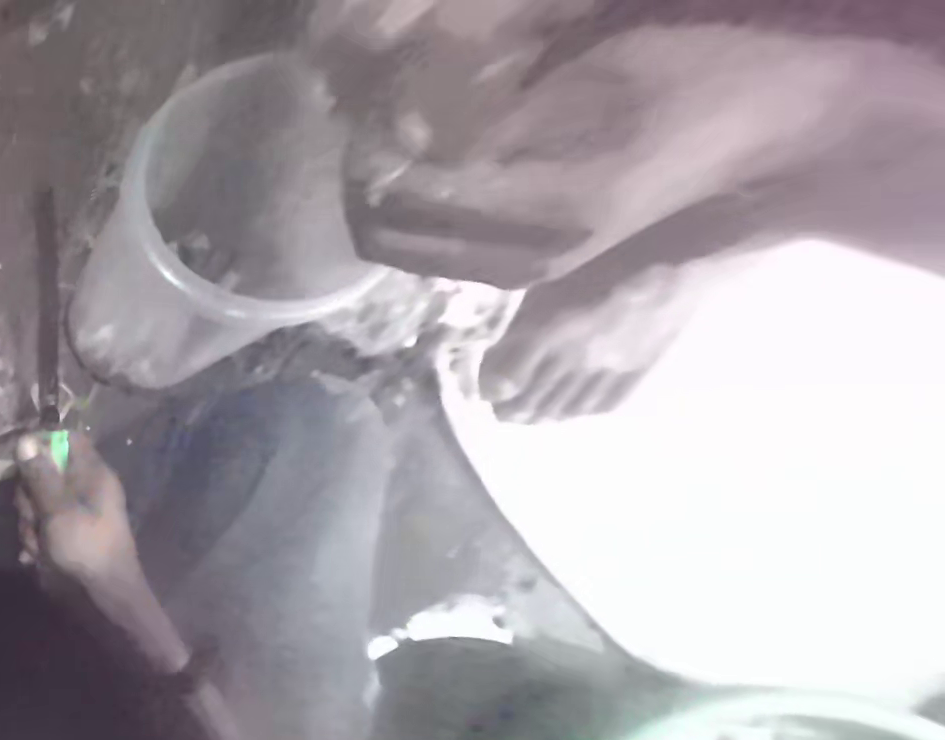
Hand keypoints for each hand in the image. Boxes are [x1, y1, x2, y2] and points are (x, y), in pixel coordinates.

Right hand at [15, 432, 142, 594]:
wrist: (103, 598)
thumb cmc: (86, 548)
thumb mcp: (59, 510)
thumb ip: (40, 476)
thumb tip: (25, 439)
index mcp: (92, 474)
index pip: (67, 439)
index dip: (42, 445)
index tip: (21, 462)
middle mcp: (84, 488)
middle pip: (44, 473)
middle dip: (29, 498)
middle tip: (33, 518)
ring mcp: (74, 512)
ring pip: (36, 503)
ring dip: (29, 525)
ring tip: (38, 546)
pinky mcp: (65, 533)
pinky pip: (40, 526)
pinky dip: (34, 540)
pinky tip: (35, 557)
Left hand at [344, 25, 865, 287]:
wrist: (775, 144)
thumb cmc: (709, 79)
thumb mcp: (609, 69)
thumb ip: (504, 116)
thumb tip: (416, 139)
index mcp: (541, 204)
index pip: (410, 202)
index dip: (371, 169)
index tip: (363, 132)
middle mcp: (516, 256)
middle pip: (389, 242)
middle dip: (360, 197)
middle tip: (358, 150)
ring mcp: (515, 274)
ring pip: (404, 256)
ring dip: (376, 216)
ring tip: (376, 167)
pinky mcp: (517, 276)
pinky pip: (433, 257)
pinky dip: (407, 227)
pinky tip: (411, 188)